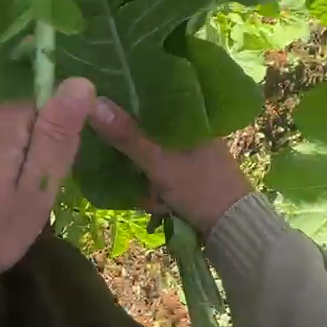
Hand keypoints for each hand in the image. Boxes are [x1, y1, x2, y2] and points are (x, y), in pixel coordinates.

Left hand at [0, 77, 96, 292]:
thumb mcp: (38, 188)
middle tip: (24, 194)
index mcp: (2, 120)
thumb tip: (82, 81)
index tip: (43, 179)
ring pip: (4, 129)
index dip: (53, 145)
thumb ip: (58, 134)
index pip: (48, 111)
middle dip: (31, 150)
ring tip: (3, 196)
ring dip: (11, 155)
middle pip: (25, 118)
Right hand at [88, 98, 252, 232]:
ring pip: (146, 154)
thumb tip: (92, 102)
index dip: (124, 101)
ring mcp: (186, 155)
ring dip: (139, 173)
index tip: (99, 108)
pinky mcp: (184, 176)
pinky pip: (154, 174)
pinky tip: (153, 202)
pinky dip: (149, 188)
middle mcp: (188, 131)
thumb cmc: (201, 187)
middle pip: (144, 129)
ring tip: (145, 192)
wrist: (234, 230)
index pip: (151, 96)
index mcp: (190, 117)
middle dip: (128, 148)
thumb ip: (127, 135)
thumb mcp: (160, 161)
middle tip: (110, 155)